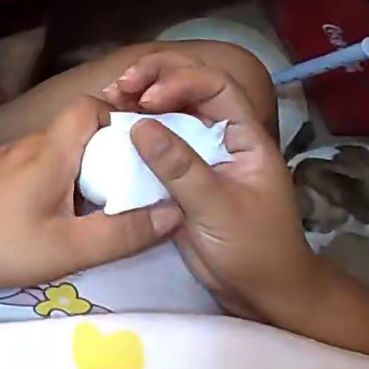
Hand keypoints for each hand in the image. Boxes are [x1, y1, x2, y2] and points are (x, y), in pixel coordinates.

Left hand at [0, 96, 184, 294]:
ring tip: (88, 209)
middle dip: (103, 154)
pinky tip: (47, 215)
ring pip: (52, 150)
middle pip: (74, 131)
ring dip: (76, 171)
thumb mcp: (72, 248)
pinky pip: (31, 163)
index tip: (135, 152)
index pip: (87, 106)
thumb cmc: (4, 247)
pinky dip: (50, 179)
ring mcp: (3, 156)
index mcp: (49, 151)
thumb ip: (126, 232)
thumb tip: (175, 213)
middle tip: (120, 191)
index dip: (115, 119)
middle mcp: (25, 143)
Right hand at [102, 52, 330, 322]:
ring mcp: (197, 152)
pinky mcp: (176, 173)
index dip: (180, 82)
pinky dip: (131, 128)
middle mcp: (219, 135)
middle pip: (190, 86)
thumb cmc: (253, 248)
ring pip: (168, 110)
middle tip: (120, 84)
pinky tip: (109, 127)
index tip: (147, 99)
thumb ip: (179, 166)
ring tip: (109, 97)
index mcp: (244, 136)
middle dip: (155, 76)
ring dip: (138, 97)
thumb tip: (138, 125)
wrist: (259, 292)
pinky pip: (153, 140)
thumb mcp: (217, 207)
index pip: (216, 86)